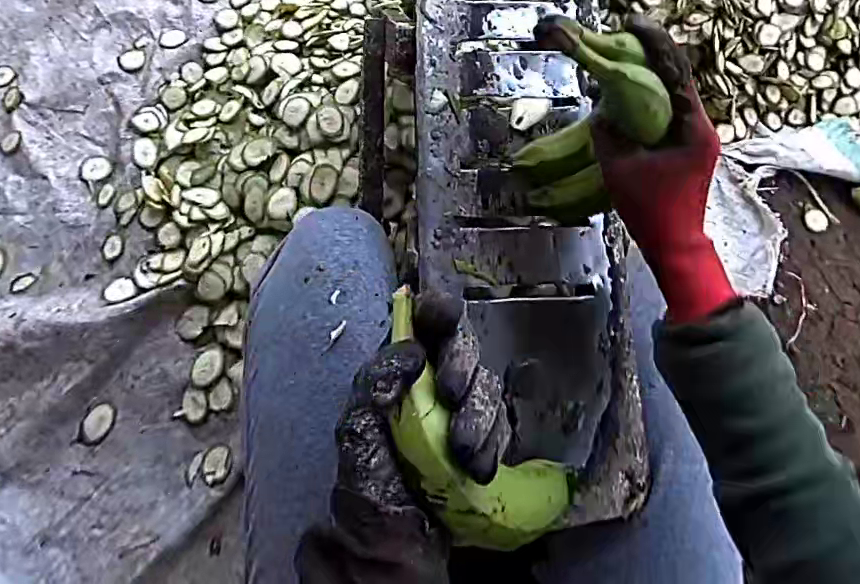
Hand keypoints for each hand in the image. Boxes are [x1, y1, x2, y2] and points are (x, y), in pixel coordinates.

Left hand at [301, 293, 513, 580]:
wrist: (394, 551)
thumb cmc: (369, 485)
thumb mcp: (359, 428)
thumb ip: (377, 380)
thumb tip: (410, 348)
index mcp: (398, 371)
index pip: (421, 324)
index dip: (436, 309)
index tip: (443, 312)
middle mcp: (431, 382)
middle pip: (461, 345)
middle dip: (462, 361)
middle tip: (452, 390)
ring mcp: (460, 411)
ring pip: (485, 384)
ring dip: (478, 412)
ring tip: (461, 447)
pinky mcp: (483, 440)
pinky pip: (501, 425)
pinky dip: (492, 441)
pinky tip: (476, 465)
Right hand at [589, 17, 735, 322]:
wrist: (675, 243)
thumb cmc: (651, 208)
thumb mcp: (618, 166)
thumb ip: (608, 131)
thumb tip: (602, 108)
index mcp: (692, 128)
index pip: (675, 73)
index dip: (654, 44)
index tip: (632, 22)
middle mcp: (700, 126)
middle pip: (676, 77)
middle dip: (650, 52)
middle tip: (622, 32)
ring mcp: (696, 135)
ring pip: (671, 92)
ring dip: (648, 73)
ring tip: (620, 55)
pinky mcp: (687, 145)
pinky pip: (666, 110)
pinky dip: (647, 95)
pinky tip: (626, 90)